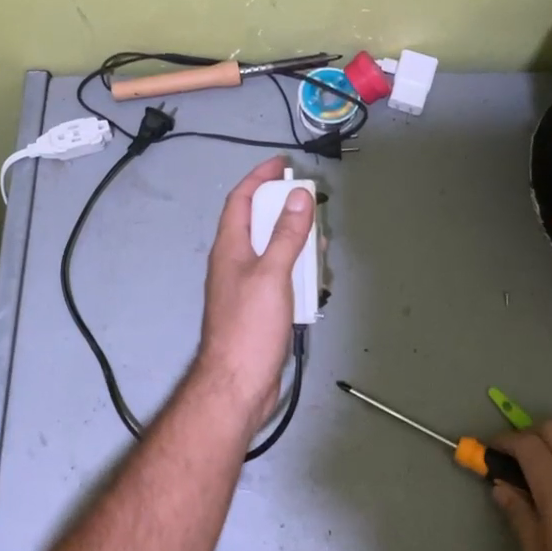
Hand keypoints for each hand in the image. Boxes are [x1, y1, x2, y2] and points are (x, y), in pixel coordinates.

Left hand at [193, 157, 314, 432]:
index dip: (259, 178)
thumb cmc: (249, 327)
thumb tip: (298, 196)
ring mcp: (248, 288)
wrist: (237, 386)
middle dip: (286, 211)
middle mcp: (235, 263)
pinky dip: (299, 274)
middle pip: (260, 224)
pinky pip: (282, 279)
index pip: (241, 201)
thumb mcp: (272, 275)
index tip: (282, 164)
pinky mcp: (261, 310)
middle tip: (313, 206)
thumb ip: (287, 235)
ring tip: (321, 244)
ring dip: (297, 244)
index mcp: (230, 248)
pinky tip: (316, 282)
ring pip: (275, 253)